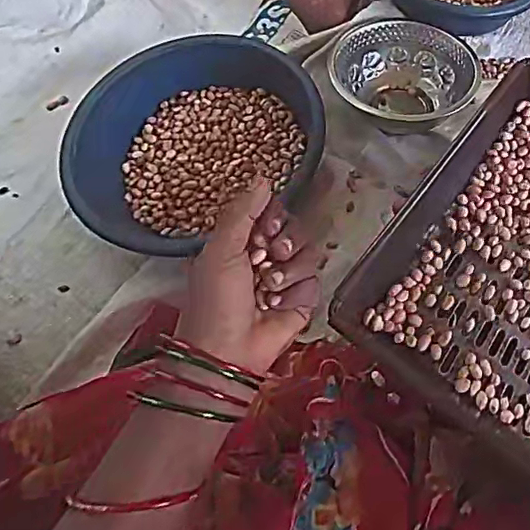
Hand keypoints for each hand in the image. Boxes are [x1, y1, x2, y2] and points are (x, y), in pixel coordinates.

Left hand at [176, 179, 322, 377]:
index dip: (273, 216)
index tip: (265, 228)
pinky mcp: (302, 300)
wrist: (227, 352)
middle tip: (269, 255)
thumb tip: (264, 177)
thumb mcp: (221, 249)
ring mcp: (286, 279)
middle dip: (285, 240)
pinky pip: (314, 281)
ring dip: (289, 270)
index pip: (272, 212)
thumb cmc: (215, 300)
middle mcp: (266, 256)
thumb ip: (243, 211)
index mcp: (242, 242)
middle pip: (295, 228)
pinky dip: (296, 291)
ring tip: (269, 287)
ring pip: (309, 252)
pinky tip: (277, 304)